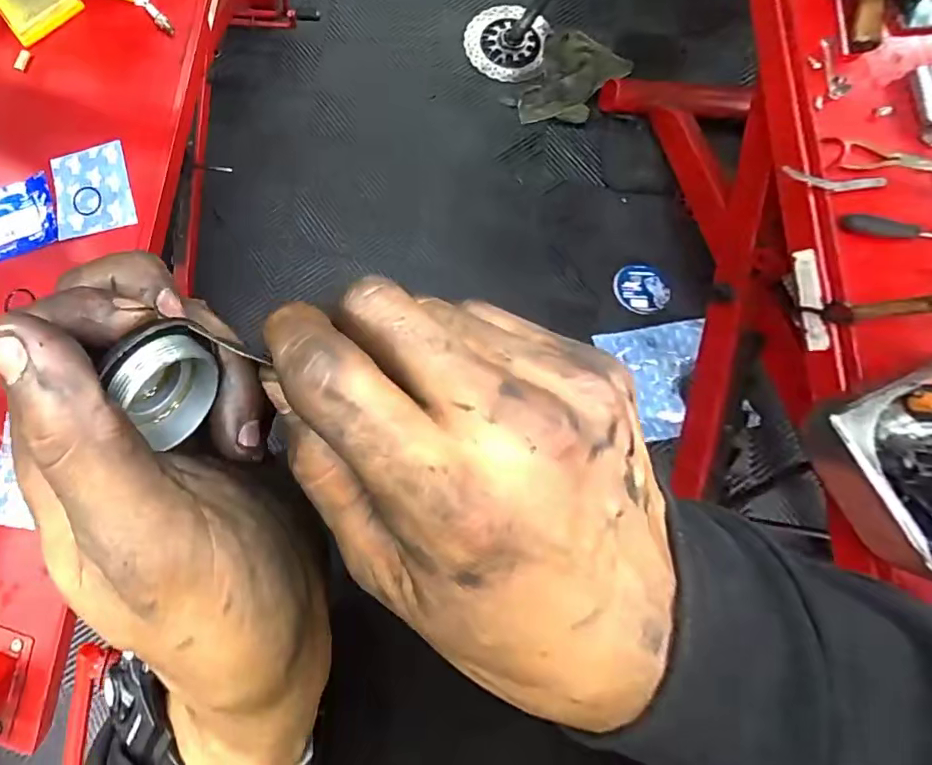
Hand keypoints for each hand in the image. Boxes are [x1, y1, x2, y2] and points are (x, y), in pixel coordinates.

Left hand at [0, 254, 327, 764]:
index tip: (157, 328)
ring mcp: (148, 409)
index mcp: (55, 445)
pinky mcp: (197, 408)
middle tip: (205, 352)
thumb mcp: (142, 536)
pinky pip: (207, 349)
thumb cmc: (211, 605)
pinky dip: (236, 369)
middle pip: (101, 305)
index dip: (95, 309)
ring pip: (163, 320)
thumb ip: (76, 444)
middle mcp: (92, 416)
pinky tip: (254, 429)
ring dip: (212, 350)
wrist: (284, 639)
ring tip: (240, 426)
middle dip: (159, 312)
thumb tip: (6, 336)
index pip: (41, 329)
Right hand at [265, 278, 673, 732]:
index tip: (283, 338)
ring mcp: (558, 379)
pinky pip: (486, 315)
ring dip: (405, 333)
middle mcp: (504, 418)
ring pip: (430, 301)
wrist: (648, 630)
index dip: (291, 337)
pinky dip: (460, 341)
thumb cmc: (494, 618)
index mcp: (444, 489)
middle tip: (352, 362)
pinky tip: (478, 391)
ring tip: (425, 390)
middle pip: (380, 301)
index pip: (335, 371)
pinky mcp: (591, 361)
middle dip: (345, 321)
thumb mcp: (383, 571)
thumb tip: (284, 382)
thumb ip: (321, 467)